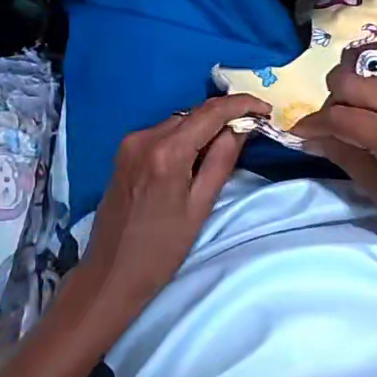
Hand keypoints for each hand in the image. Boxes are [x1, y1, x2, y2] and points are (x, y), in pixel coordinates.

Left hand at [77, 94, 270, 315]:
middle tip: (252, 128)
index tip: (265, 109)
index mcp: (166, 152)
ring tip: (227, 143)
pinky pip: (161, 133)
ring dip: (203, 127)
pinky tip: (196, 154)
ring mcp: (129, 143)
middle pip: (192, 114)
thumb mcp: (200, 206)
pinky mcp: (122, 152)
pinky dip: (182, 137)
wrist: (111, 271)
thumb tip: (241, 128)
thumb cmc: (161, 249)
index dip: (241, 105)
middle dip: (223, 116)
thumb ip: (221, 161)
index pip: (209, 112)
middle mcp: (144, 138)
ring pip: (177, 122)